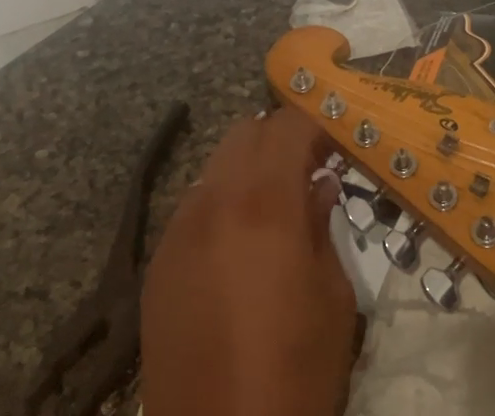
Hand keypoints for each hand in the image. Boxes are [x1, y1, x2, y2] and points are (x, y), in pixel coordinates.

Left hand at [141, 108, 356, 415]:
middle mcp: (212, 203)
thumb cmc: (296, 370)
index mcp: (263, 204)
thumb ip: (323, 228)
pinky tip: (238, 250)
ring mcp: (176, 232)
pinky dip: (220, 207)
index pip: (287, 126)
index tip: (337, 144)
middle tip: (309, 171)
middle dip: (279, 140)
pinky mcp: (157, 264)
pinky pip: (192, 210)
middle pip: (243, 134)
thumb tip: (319, 186)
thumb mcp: (333, 298)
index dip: (316, 124)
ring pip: (214, 169)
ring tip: (274, 212)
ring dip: (247, 172)